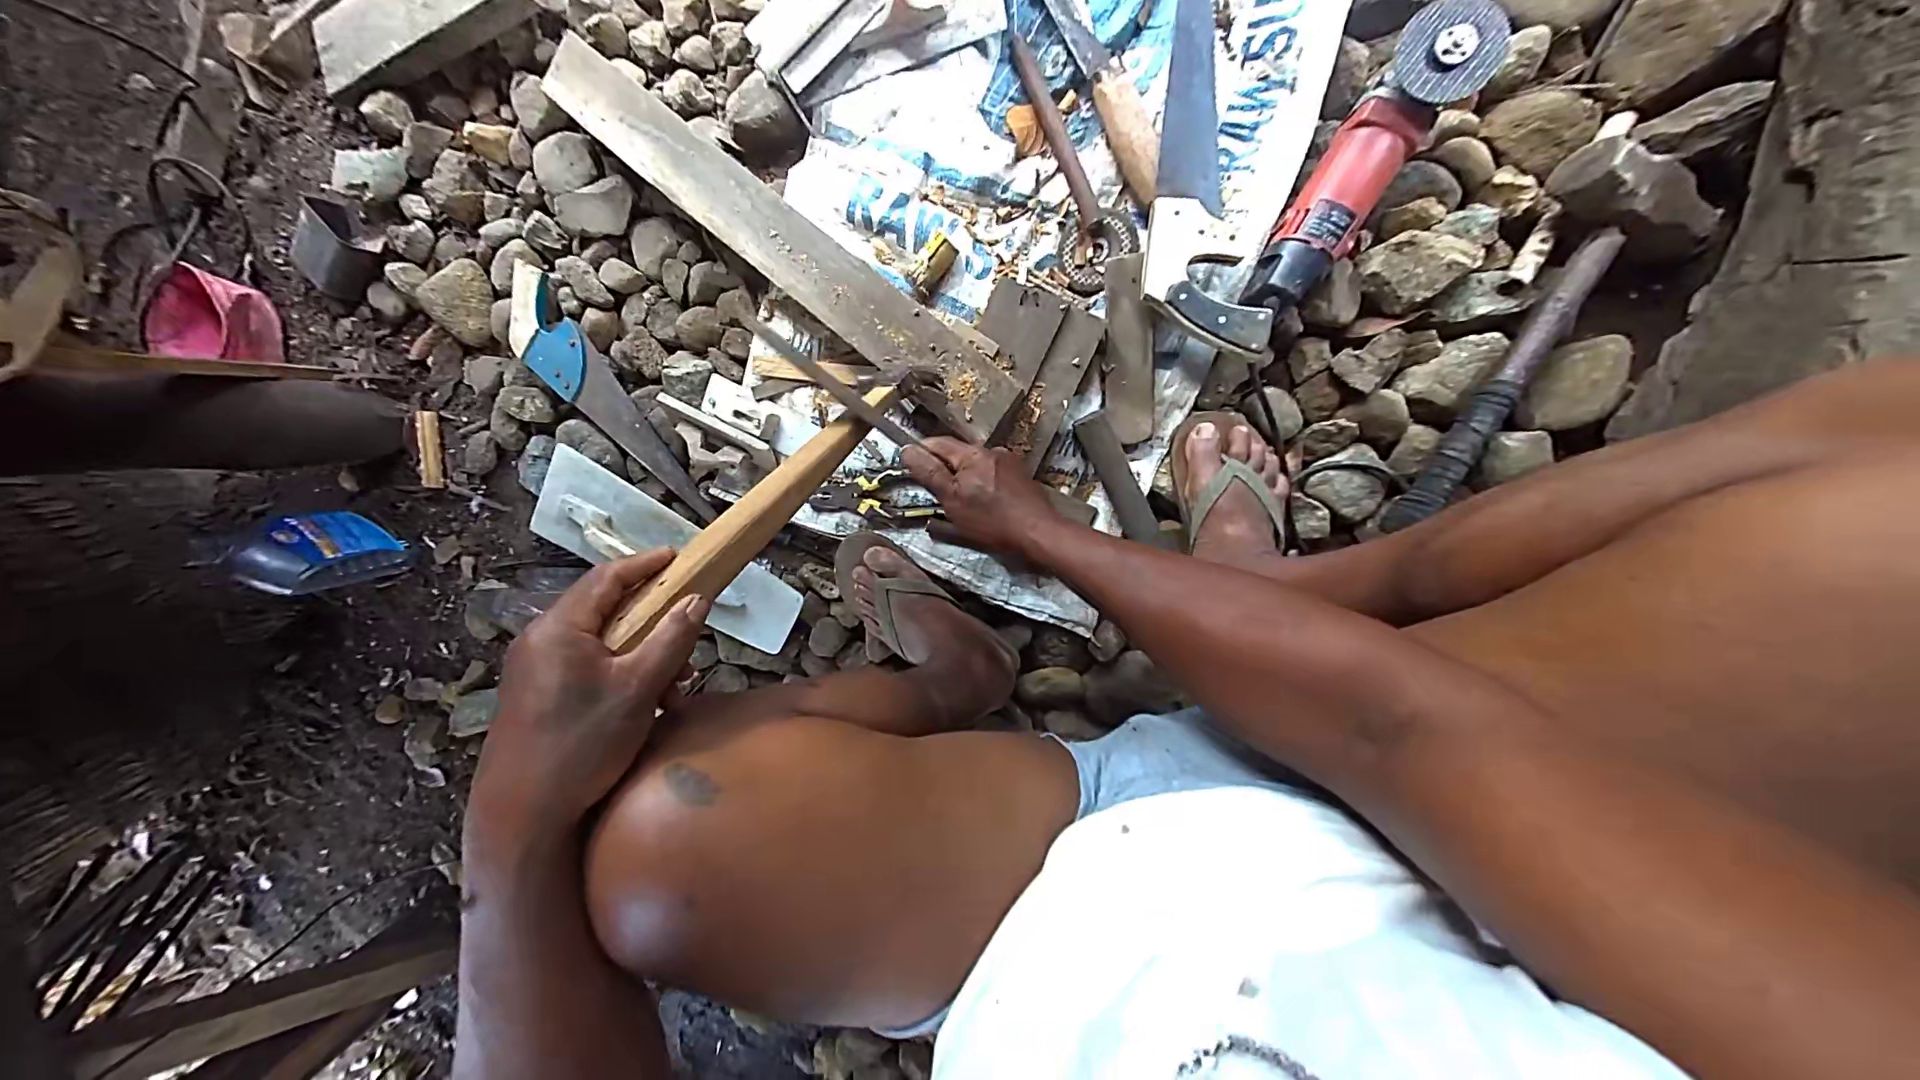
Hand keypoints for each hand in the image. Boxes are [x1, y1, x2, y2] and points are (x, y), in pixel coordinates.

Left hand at [473, 551, 709, 829]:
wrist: (522, 817)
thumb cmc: (581, 744)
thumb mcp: (638, 688)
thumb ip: (671, 639)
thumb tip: (698, 599)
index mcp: (559, 628)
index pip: (607, 578)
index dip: (646, 564)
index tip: (680, 557)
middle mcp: (542, 640)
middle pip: (607, 610)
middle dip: (654, 621)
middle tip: (689, 635)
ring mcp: (537, 669)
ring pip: (603, 642)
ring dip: (644, 654)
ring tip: (674, 684)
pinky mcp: (540, 696)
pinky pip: (590, 667)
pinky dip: (624, 674)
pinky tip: (648, 702)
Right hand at [904, 437, 1064, 554]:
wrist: (1038, 532)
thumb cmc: (992, 521)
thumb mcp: (953, 500)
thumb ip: (930, 473)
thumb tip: (908, 450)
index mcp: (972, 454)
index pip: (938, 443)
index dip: (921, 451)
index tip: (909, 464)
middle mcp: (992, 451)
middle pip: (958, 453)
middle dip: (944, 467)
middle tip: (934, 488)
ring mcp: (1009, 462)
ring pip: (977, 464)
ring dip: (965, 476)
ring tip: (962, 499)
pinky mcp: (1021, 476)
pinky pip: (993, 474)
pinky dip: (983, 483)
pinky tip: (985, 501)